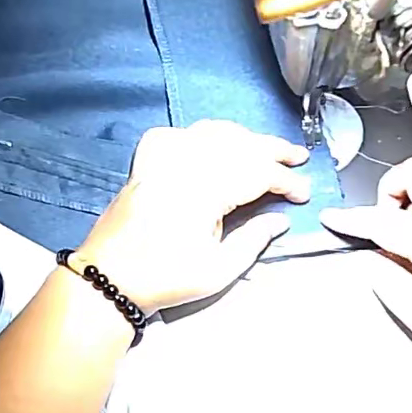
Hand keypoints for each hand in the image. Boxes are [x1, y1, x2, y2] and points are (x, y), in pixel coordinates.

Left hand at [72, 120, 310, 313]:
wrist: (110, 278)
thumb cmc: (165, 279)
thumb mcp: (218, 270)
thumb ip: (252, 241)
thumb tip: (279, 220)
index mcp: (204, 192)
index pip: (257, 173)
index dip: (284, 181)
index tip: (302, 194)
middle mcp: (184, 166)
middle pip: (237, 144)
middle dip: (271, 149)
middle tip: (296, 157)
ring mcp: (161, 161)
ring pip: (210, 133)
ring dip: (241, 137)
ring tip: (263, 146)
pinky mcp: (145, 165)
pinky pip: (176, 135)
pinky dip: (197, 134)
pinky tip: (208, 142)